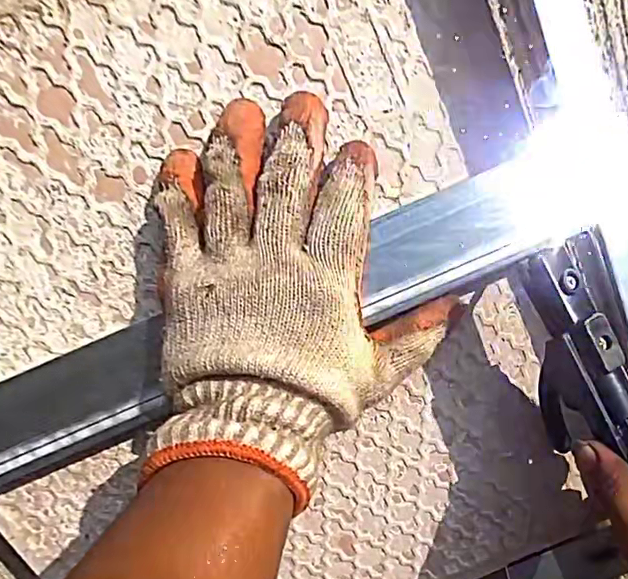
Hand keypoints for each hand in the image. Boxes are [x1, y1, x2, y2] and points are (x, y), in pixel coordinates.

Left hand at [140, 94, 460, 512]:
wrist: (250, 423)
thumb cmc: (315, 401)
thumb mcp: (375, 375)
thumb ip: (413, 338)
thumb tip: (451, 307)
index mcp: (326, 283)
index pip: (341, 213)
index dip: (349, 176)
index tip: (355, 151)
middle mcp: (277, 262)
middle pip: (284, 187)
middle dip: (295, 141)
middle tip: (302, 107)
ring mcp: (228, 267)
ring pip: (229, 193)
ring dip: (234, 148)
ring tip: (240, 114)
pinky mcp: (187, 282)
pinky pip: (178, 226)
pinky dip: (176, 192)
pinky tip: (178, 163)